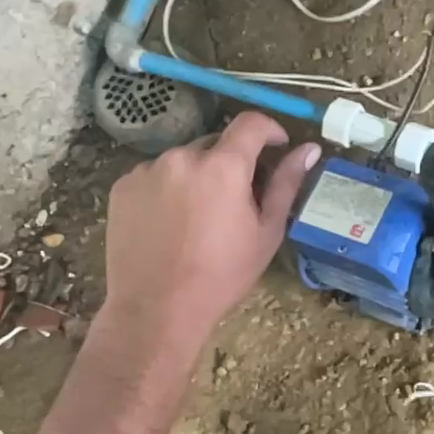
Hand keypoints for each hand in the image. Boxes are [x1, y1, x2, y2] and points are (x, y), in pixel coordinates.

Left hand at [101, 112, 320, 335]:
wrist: (156, 309)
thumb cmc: (222, 274)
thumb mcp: (266, 231)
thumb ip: (287, 183)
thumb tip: (309, 149)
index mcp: (223, 167)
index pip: (251, 123)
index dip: (270, 130)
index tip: (277, 147)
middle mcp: (182, 157)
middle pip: (216, 143)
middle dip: (232, 162)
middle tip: (238, 198)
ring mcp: (148, 170)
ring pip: (184, 159)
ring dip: (198, 175)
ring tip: (200, 216)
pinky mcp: (123, 186)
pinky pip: (155, 174)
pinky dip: (169, 187)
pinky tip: (170, 223)